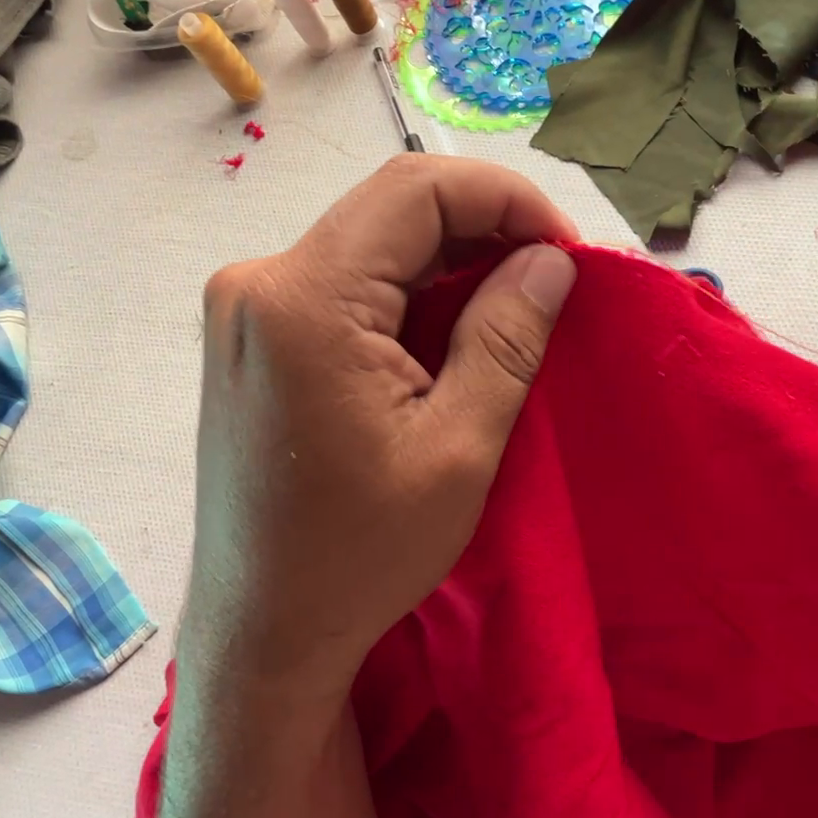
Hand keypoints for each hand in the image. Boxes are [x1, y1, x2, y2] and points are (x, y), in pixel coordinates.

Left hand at [185, 155, 578, 677]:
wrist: (265, 628)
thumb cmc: (363, 554)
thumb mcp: (460, 449)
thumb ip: (507, 338)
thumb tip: (552, 260)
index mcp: (305, 299)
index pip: (418, 190)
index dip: (508, 199)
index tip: (569, 252)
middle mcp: (260, 282)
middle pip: (393, 212)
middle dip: (486, 233)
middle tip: (553, 284)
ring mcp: (248, 310)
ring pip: (373, 248)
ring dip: (452, 268)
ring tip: (516, 314)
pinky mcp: (254, 341)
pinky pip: (349, 288)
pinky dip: (412, 299)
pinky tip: (454, 338)